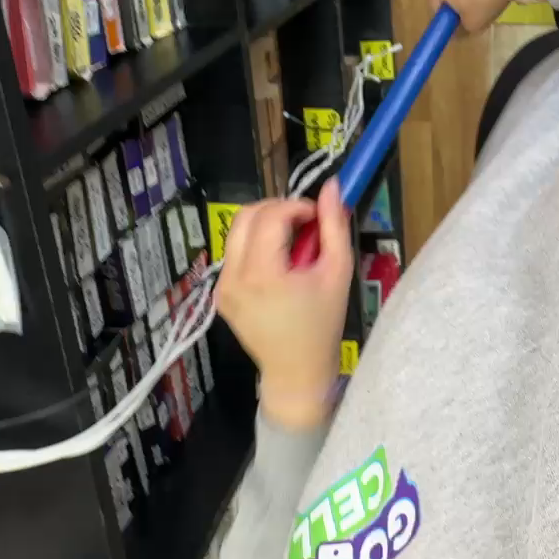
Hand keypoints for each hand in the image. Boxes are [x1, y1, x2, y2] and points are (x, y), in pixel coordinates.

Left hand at [216, 181, 352, 430]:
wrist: (297, 371)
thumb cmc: (323, 323)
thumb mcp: (338, 271)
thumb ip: (334, 225)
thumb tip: (331, 186)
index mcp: (262, 274)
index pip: (272, 216)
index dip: (298, 205)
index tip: (320, 216)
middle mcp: (233, 276)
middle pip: (247, 215)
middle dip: (279, 208)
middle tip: (307, 222)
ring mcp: (222, 285)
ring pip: (237, 229)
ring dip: (267, 223)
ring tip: (295, 241)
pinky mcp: (220, 292)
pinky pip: (235, 250)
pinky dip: (257, 242)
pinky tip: (281, 260)